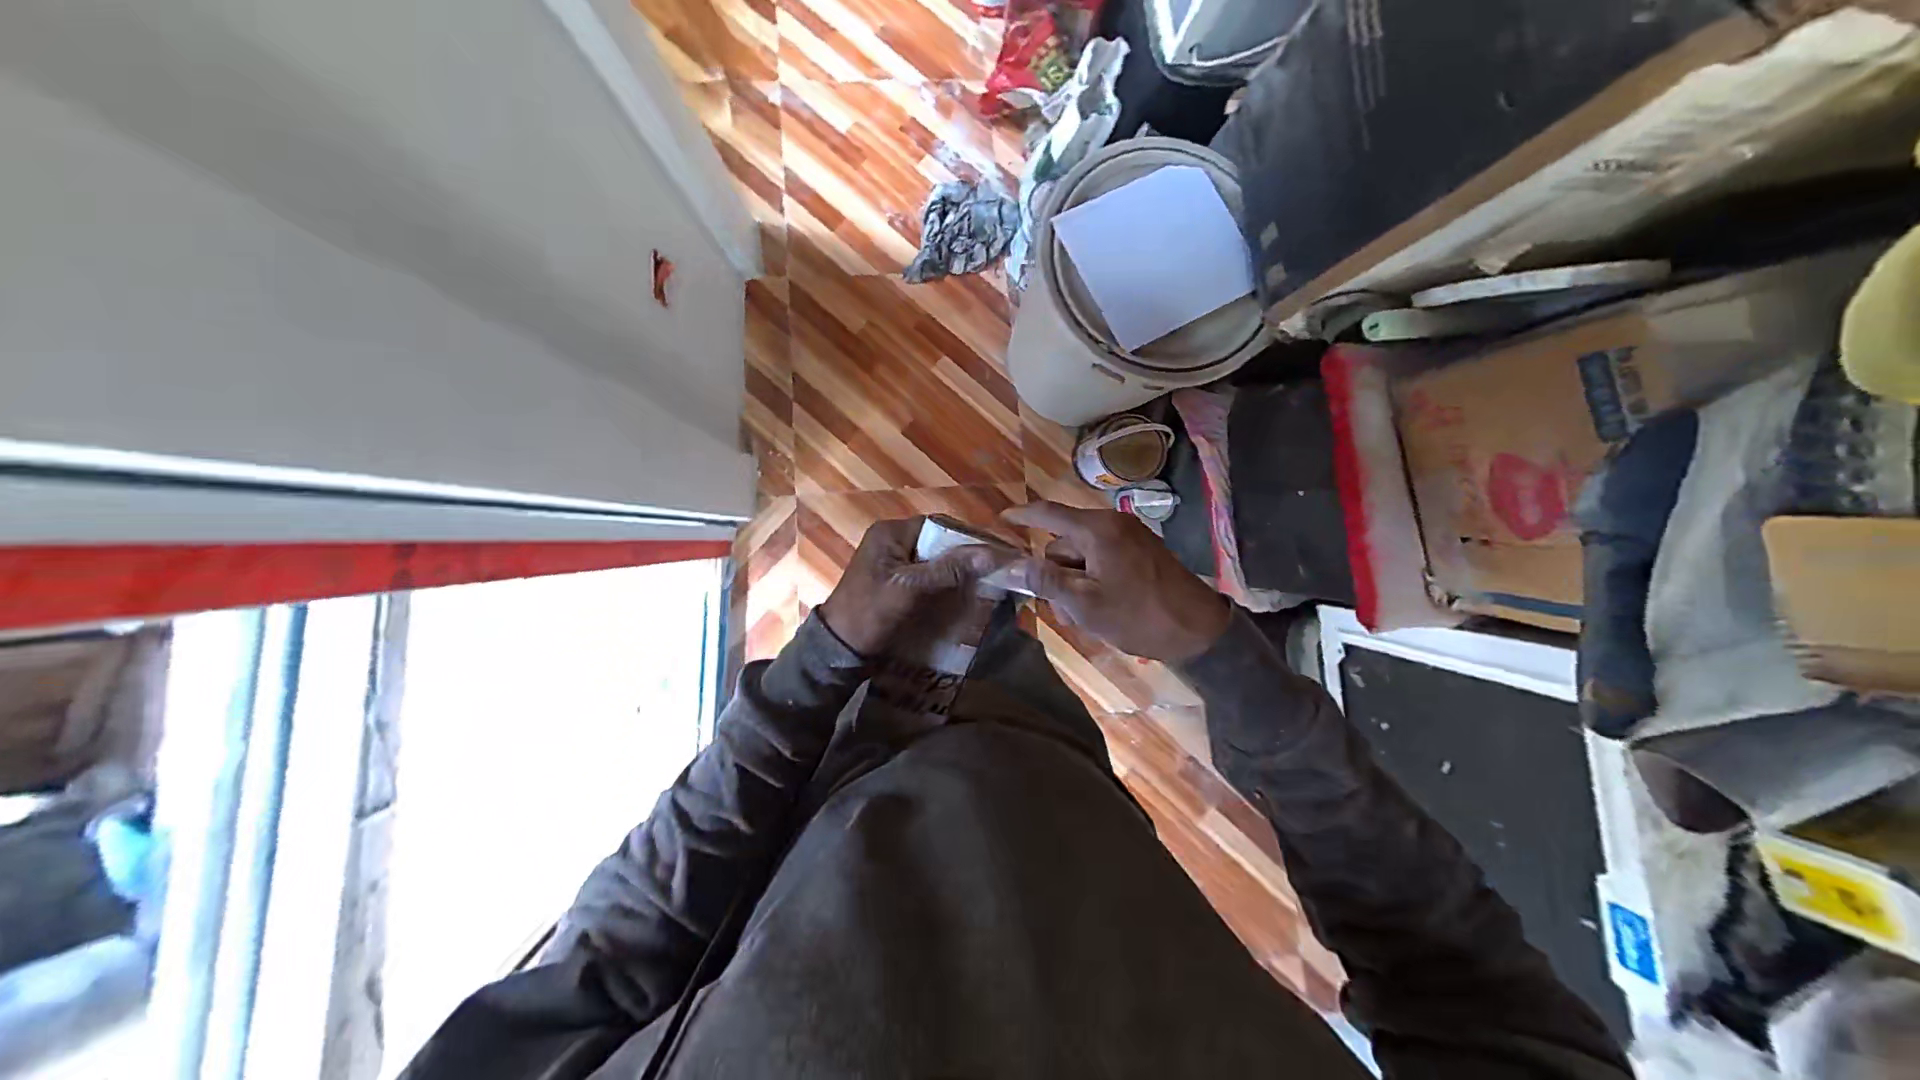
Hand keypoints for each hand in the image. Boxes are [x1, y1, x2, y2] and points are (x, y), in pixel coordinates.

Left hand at [817, 517, 1014, 657]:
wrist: (838, 650)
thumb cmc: (869, 614)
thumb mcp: (910, 589)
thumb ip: (947, 569)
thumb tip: (990, 553)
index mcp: (890, 533)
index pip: (939, 525)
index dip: (969, 537)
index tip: (997, 551)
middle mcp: (892, 541)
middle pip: (939, 542)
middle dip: (965, 557)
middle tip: (997, 570)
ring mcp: (893, 563)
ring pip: (935, 561)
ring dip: (957, 572)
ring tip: (988, 583)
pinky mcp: (896, 583)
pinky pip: (928, 577)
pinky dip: (945, 585)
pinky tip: (965, 596)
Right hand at [1001, 500, 1231, 663]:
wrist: (1199, 629)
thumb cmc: (1138, 616)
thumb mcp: (1085, 604)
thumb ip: (1048, 581)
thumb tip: (1014, 564)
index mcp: (1098, 530)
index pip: (1048, 513)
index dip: (1022, 515)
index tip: (1001, 519)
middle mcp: (1112, 524)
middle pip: (1063, 541)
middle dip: (1056, 574)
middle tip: (1061, 609)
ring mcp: (1129, 536)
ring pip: (1082, 555)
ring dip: (1074, 582)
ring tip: (1084, 616)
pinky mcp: (1140, 550)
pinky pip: (1102, 558)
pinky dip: (1092, 579)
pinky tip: (1100, 608)